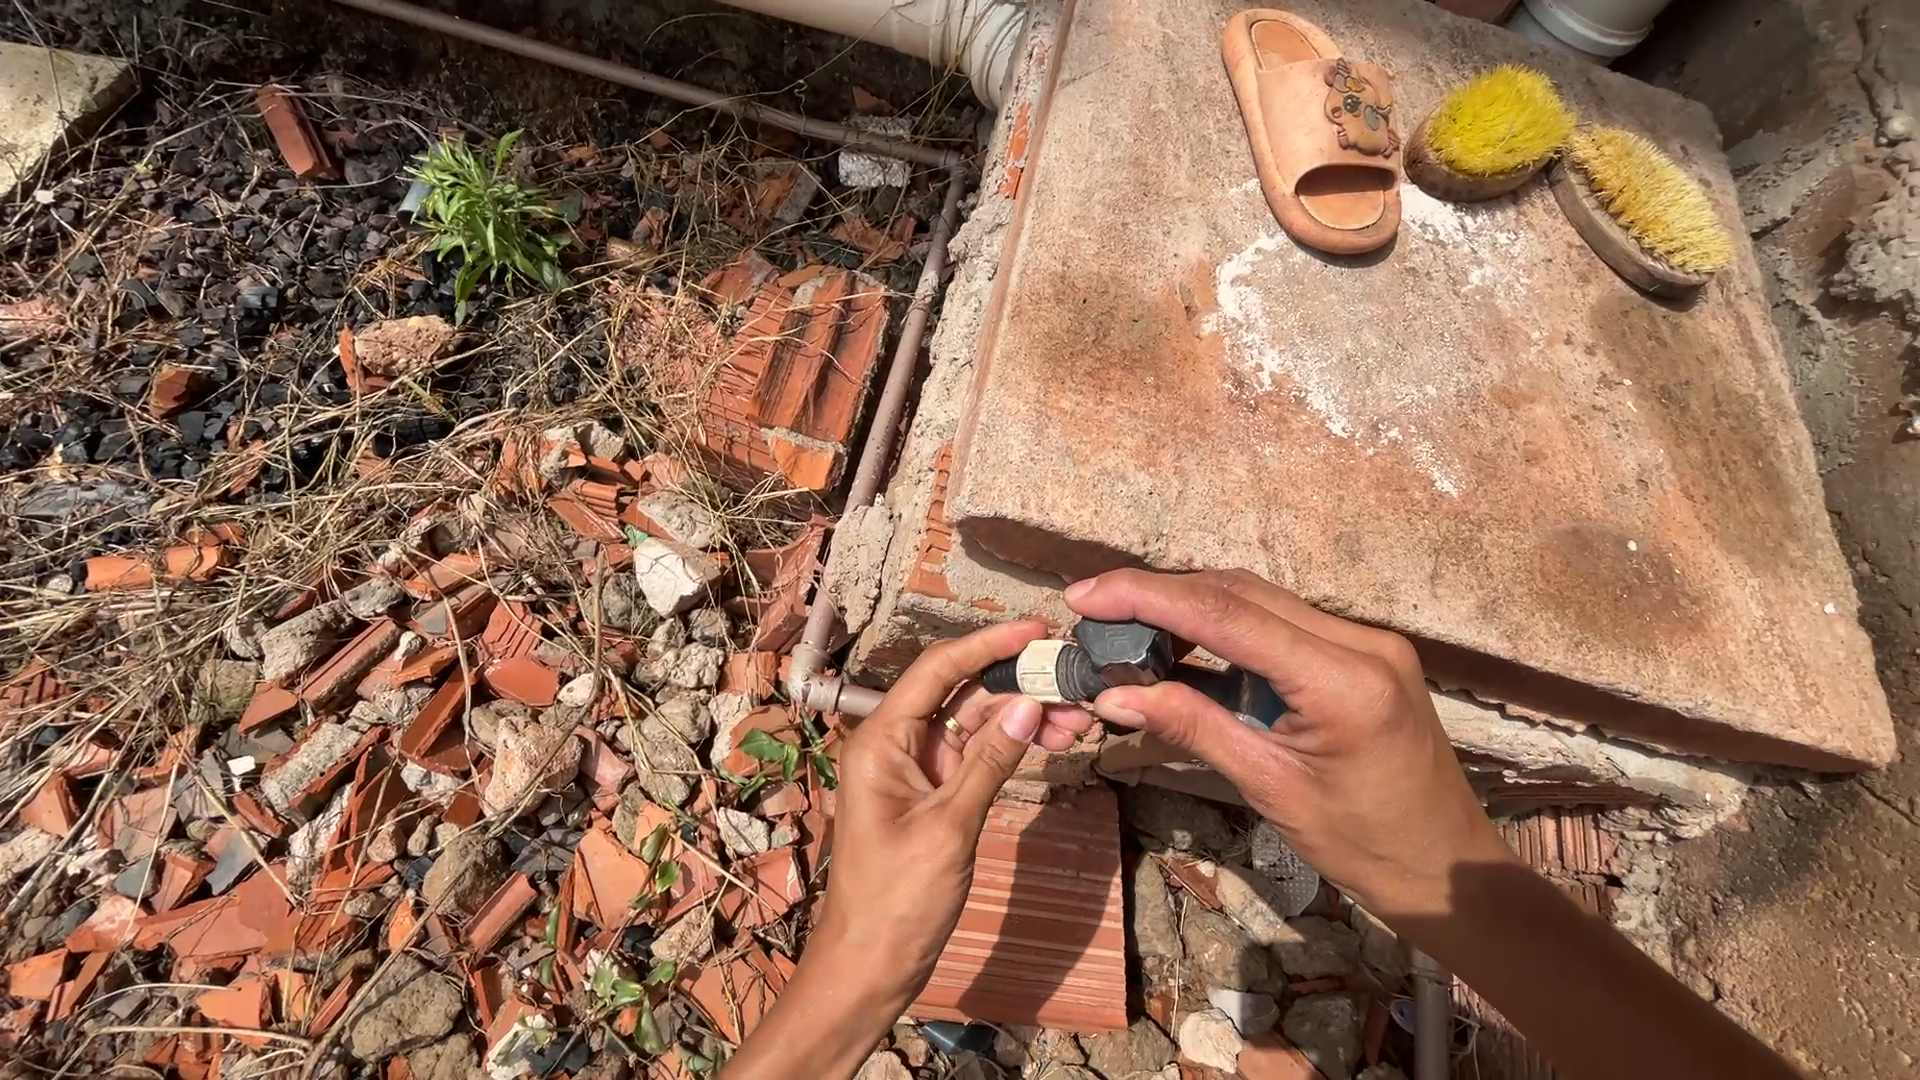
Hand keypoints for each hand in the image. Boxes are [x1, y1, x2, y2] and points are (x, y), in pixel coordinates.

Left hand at [808, 621, 1094, 1013]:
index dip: (988, 643)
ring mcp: (917, 766)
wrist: (869, 968)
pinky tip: (1050, 741)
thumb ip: (990, 761)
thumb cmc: (897, 901)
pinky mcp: (934, 791)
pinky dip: (1010, 746)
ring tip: (1076, 719)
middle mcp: (896, 741)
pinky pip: (975, 753)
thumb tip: (1030, 703)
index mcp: (882, 738)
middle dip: (1016, 681)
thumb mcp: (950, 827)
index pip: (938, 668)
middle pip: (960, 691)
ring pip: (974, 721)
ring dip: (1021, 716)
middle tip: (1071, 678)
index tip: (1037, 630)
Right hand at [1065, 569, 1509, 920]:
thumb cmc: (1364, 845)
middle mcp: (1357, 640)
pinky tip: (1178, 637)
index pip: (1224, 613)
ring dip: (1185, 602)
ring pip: (1254, 597)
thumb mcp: (1269, 787)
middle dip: (1156, 592)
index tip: (1084, 595)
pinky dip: (1219, 622)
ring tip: (1123, 619)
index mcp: (1341, 679)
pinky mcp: (1356, 649)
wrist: (1449, 870)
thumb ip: (1192, 725)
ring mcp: (1362, 639)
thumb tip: (1112, 694)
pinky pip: (1274, 620)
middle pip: (1237, 591)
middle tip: (1092, 605)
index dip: (1145, 596)